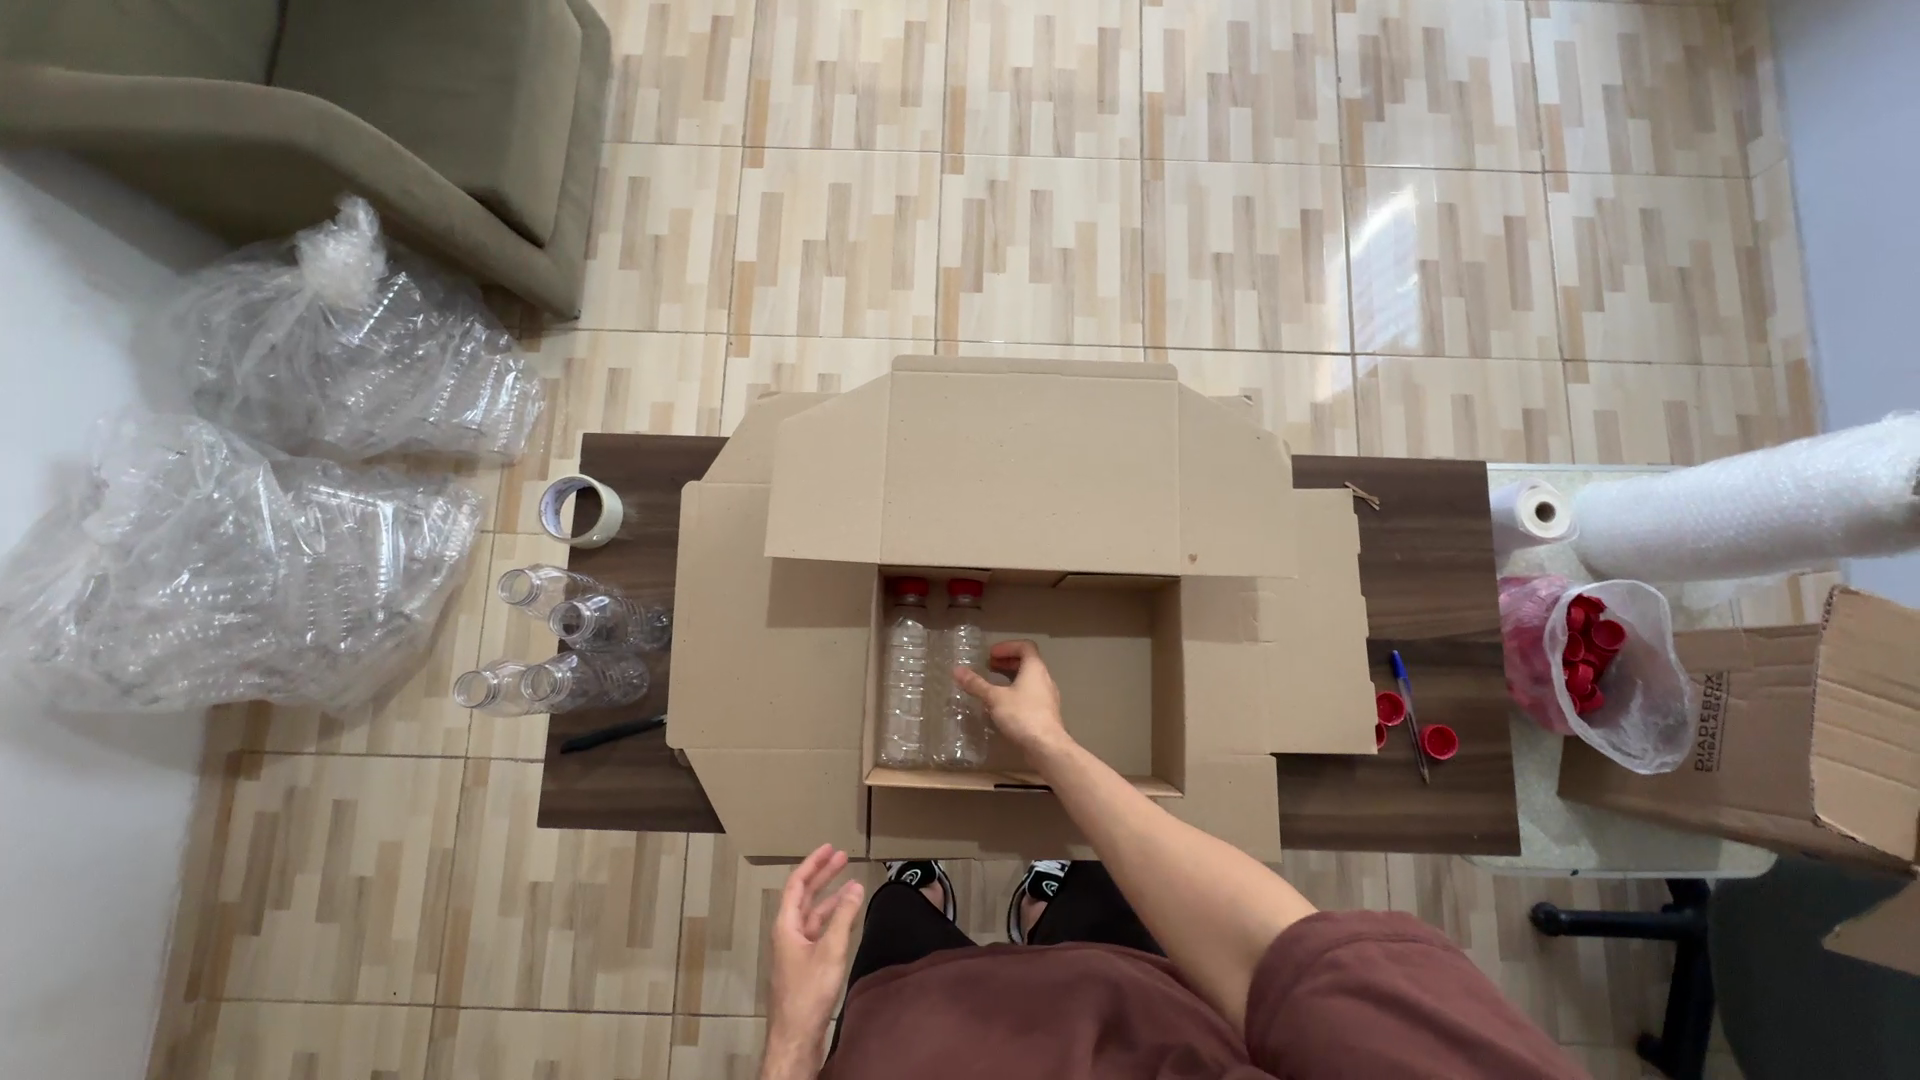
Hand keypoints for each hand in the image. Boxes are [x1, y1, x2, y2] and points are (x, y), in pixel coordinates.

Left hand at [765, 844, 864, 1063]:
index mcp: (786, 925)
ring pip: (813, 915)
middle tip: (842, 858)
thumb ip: (843, 917)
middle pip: (804, 896)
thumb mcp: (830, 950)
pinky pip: (818, 932)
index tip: (829, 848)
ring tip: (851, 884)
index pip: (797, 884)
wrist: (795, 1037)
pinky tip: (847, 917)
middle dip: (823, 876)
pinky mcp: (804, 965)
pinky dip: (833, 920)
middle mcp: (787, 933)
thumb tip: (855, 886)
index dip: (813, 864)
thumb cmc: (809, 992)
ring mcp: (795, 950)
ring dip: (830, 898)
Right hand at [953, 639, 1070, 756]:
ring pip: (1029, 680)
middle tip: (989, 667)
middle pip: (1027, 662)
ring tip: (993, 685)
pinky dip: (1016, 693)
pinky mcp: (1046, 712)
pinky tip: (1003, 705)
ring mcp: (1048, 696)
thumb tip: (956, 670)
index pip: (1025, 646)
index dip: (1007, 647)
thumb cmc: (1022, 715)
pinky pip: (1031, 695)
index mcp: (1035, 668)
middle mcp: (1044, 678)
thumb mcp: (994, 698)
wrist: (1047, 746)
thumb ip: (976, 684)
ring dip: (1011, 678)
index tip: (990, 654)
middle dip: (1007, 662)